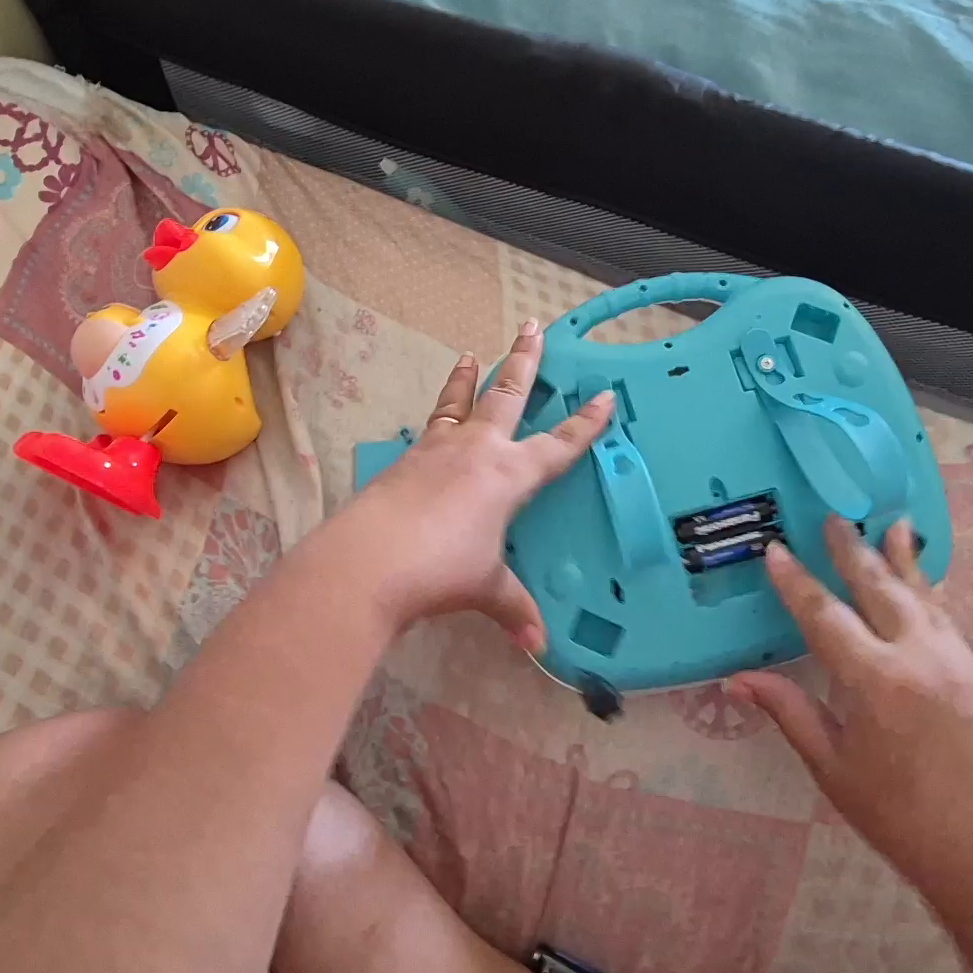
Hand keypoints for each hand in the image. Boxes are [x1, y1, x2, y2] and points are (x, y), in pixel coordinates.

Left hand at [340, 319, 613, 647]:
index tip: (604, 396)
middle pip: (507, 395)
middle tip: (532, 326)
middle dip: (525, 360)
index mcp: (508, 474)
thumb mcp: (486, 589)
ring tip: (471, 353)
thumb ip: (514, 609)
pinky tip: (435, 422)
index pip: (558, 445)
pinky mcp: (405, 460)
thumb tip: (537, 647)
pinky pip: (429, 427)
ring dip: (469, 377)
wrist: (368, 561)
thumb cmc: (441, 570)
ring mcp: (436, 450)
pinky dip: (438, 416)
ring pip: (459, 402)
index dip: (585, 423)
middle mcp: (476, 450)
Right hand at [726, 516, 972, 900]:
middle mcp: (919, 656)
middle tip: (833, 519)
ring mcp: (959, 661)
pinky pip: (948, 617)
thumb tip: (736, 680)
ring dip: (900, 559)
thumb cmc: (904, 820)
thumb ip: (790, 712)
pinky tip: (925, 584)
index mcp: (875, 680)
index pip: (824, 615)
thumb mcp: (834, 770)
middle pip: (878, 588)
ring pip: (922, 596)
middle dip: (852, 552)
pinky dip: (930, 591)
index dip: (796, 581)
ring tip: (892, 526)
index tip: (776, 549)